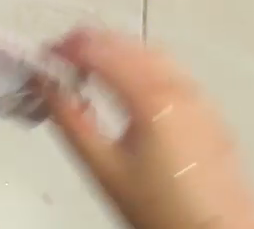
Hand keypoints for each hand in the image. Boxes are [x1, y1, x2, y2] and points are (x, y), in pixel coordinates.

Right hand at [41, 29, 253, 228]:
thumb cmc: (158, 208)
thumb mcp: (104, 167)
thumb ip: (69, 118)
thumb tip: (43, 81)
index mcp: (150, 96)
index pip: (97, 50)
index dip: (64, 48)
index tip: (43, 58)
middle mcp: (177, 86)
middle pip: (123, 43)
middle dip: (86, 44)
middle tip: (60, 62)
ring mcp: (199, 97)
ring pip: (147, 51)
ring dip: (114, 50)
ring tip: (89, 68)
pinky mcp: (210, 112)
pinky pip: (169, 69)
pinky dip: (140, 63)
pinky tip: (128, 84)